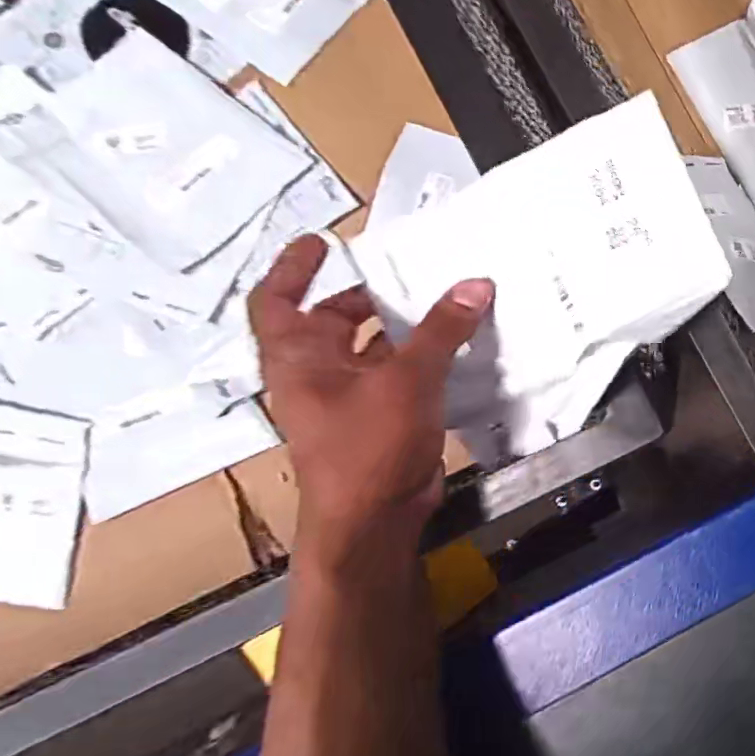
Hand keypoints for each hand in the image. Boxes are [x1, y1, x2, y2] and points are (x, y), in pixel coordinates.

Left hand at [248, 234, 492, 541]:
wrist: (375, 513)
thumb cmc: (368, 444)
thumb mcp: (406, 379)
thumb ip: (441, 331)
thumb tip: (475, 284)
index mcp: (298, 360)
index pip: (279, 301)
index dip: (295, 267)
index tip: (322, 242)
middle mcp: (318, 375)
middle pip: (334, 324)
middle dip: (367, 300)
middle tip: (408, 280)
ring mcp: (352, 400)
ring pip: (375, 352)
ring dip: (406, 332)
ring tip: (446, 310)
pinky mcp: (386, 419)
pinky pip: (404, 378)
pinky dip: (428, 362)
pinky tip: (460, 353)